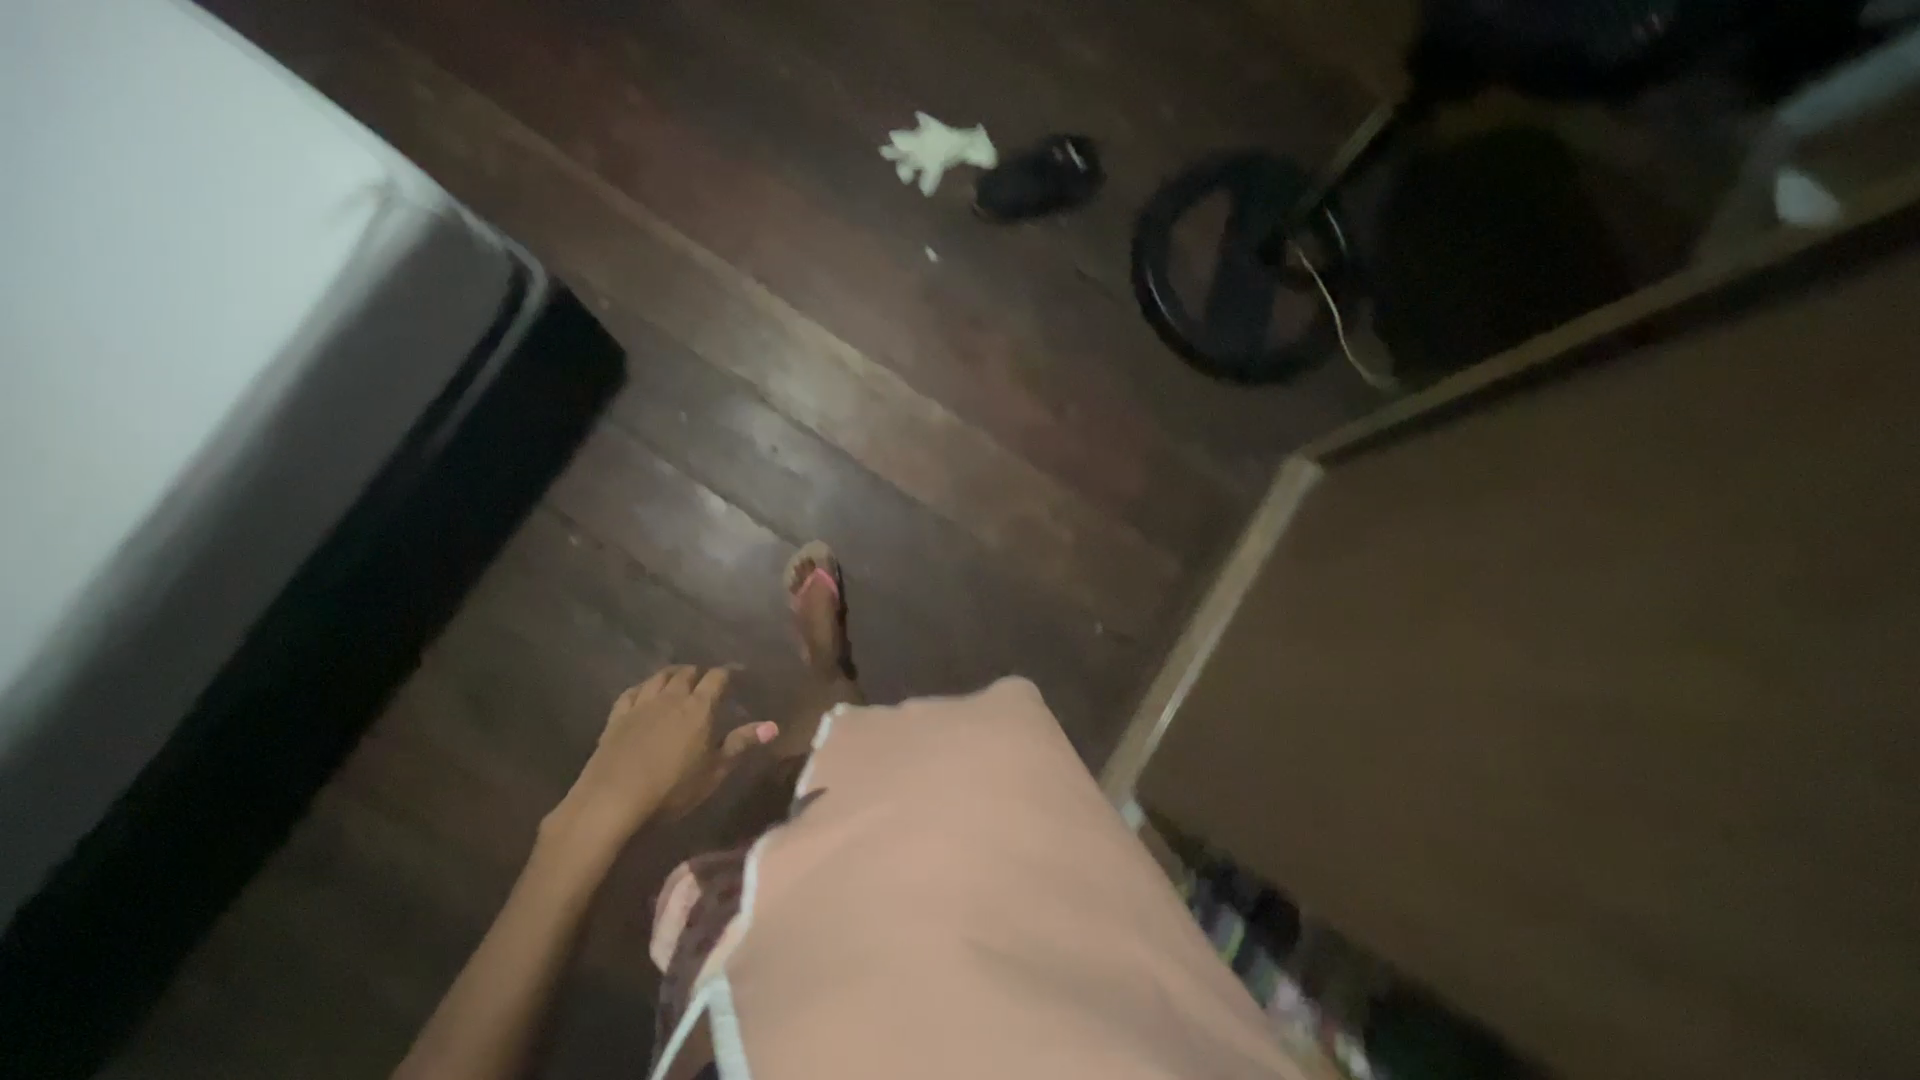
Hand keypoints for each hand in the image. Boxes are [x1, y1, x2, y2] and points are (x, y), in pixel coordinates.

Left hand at [554, 666, 776, 841]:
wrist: (614, 798)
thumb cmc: (672, 788)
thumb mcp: (714, 771)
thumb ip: (741, 744)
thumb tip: (773, 725)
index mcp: (699, 708)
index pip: (717, 678)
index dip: (727, 673)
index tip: (735, 675)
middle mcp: (671, 697)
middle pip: (687, 673)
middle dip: (699, 672)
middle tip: (706, 679)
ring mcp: (641, 704)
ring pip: (659, 677)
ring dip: (672, 674)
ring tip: (679, 678)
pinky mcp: (616, 716)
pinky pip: (632, 691)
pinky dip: (643, 687)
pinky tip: (644, 692)